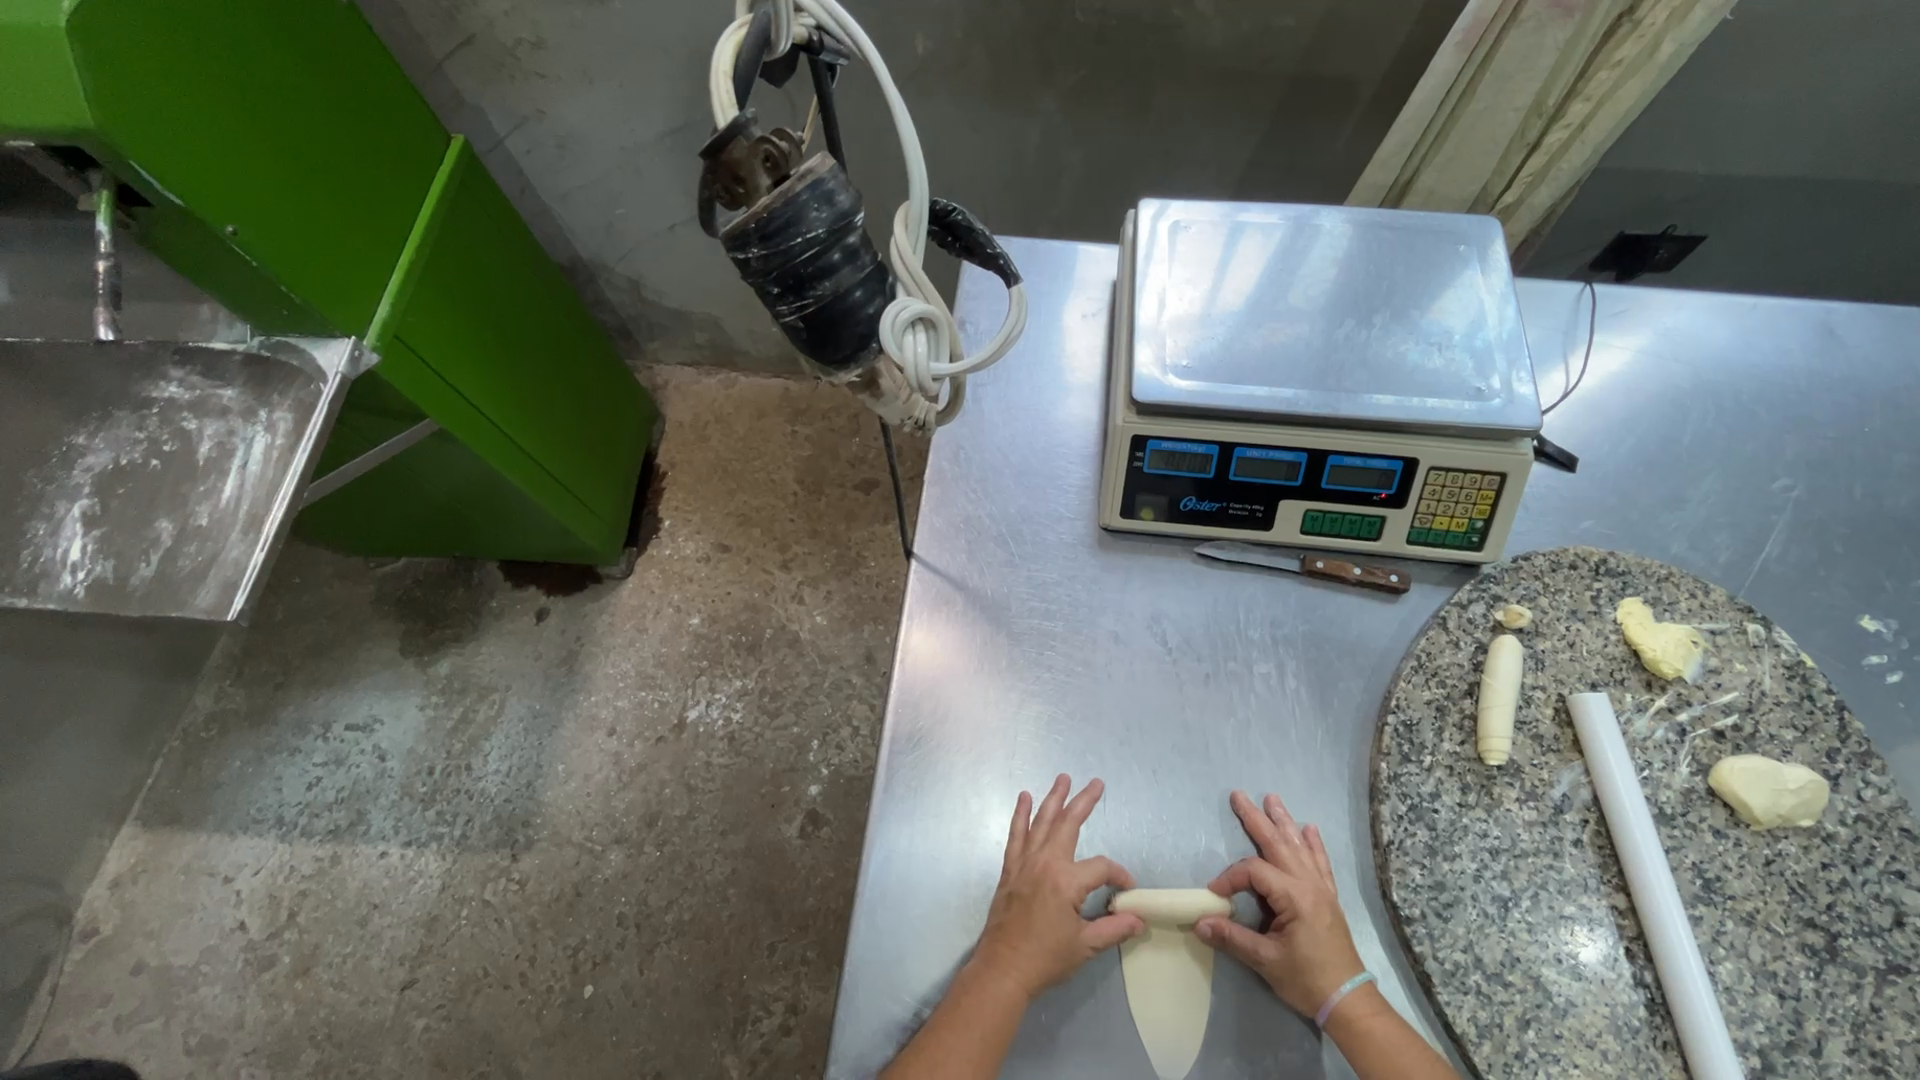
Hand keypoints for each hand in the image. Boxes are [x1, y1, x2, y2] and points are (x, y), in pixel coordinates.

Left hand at [969, 775, 1144, 1000]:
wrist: (1002, 969)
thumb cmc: (1045, 959)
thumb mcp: (1085, 946)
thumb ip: (1114, 928)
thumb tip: (1139, 918)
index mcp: (1066, 881)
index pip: (1102, 868)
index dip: (1119, 877)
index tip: (1127, 892)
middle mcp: (1045, 863)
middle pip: (1068, 825)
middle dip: (1083, 802)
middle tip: (1096, 783)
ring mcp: (1024, 863)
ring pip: (1041, 822)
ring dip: (1053, 799)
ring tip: (1063, 778)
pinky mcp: (1010, 869)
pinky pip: (1016, 835)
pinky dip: (1020, 815)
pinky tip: (1023, 798)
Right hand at [1196, 790, 1364, 1016]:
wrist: (1348, 1001)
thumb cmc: (1307, 979)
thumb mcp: (1265, 961)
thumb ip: (1232, 938)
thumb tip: (1199, 922)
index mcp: (1294, 897)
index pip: (1254, 872)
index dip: (1230, 878)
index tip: (1214, 895)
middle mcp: (1309, 886)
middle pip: (1278, 845)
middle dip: (1257, 819)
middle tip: (1239, 796)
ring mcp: (1322, 890)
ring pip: (1299, 848)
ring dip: (1284, 822)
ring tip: (1272, 799)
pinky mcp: (1328, 898)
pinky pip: (1320, 863)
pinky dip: (1314, 844)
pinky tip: (1310, 828)